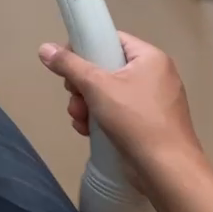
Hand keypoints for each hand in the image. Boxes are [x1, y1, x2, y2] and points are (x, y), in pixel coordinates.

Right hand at [38, 31, 203, 181]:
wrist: (168, 172)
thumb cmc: (136, 119)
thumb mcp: (96, 85)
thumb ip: (69, 64)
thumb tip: (44, 48)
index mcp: (150, 59)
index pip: (110, 39)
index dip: (85, 47)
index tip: (67, 63)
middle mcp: (155, 76)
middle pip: (104, 67)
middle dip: (81, 84)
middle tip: (73, 95)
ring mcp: (154, 101)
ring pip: (106, 91)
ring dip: (85, 103)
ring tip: (79, 118)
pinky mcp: (149, 123)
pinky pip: (117, 110)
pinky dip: (99, 117)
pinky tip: (87, 130)